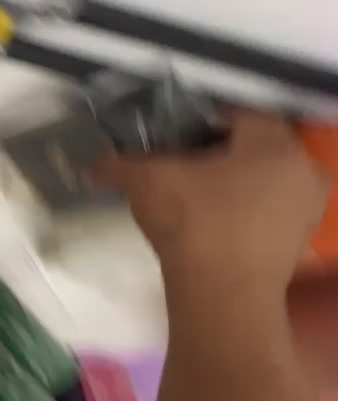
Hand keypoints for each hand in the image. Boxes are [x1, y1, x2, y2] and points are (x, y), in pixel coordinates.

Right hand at [95, 111, 330, 296]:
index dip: (207, 116)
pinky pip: (267, 203)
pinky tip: (205, 216)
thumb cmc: (191, 219)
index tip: (174, 128)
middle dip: (218, 147)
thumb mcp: (142, 181)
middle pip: (258, 145)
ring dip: (230, 176)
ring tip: (188, 188)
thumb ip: (117, 164)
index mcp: (274, 148)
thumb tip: (93, 163)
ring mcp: (307, 204)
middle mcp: (303, 170)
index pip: (246, 114)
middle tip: (178, 157)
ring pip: (264, 175)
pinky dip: (239, 202)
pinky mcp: (298, 233)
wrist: (223, 285)